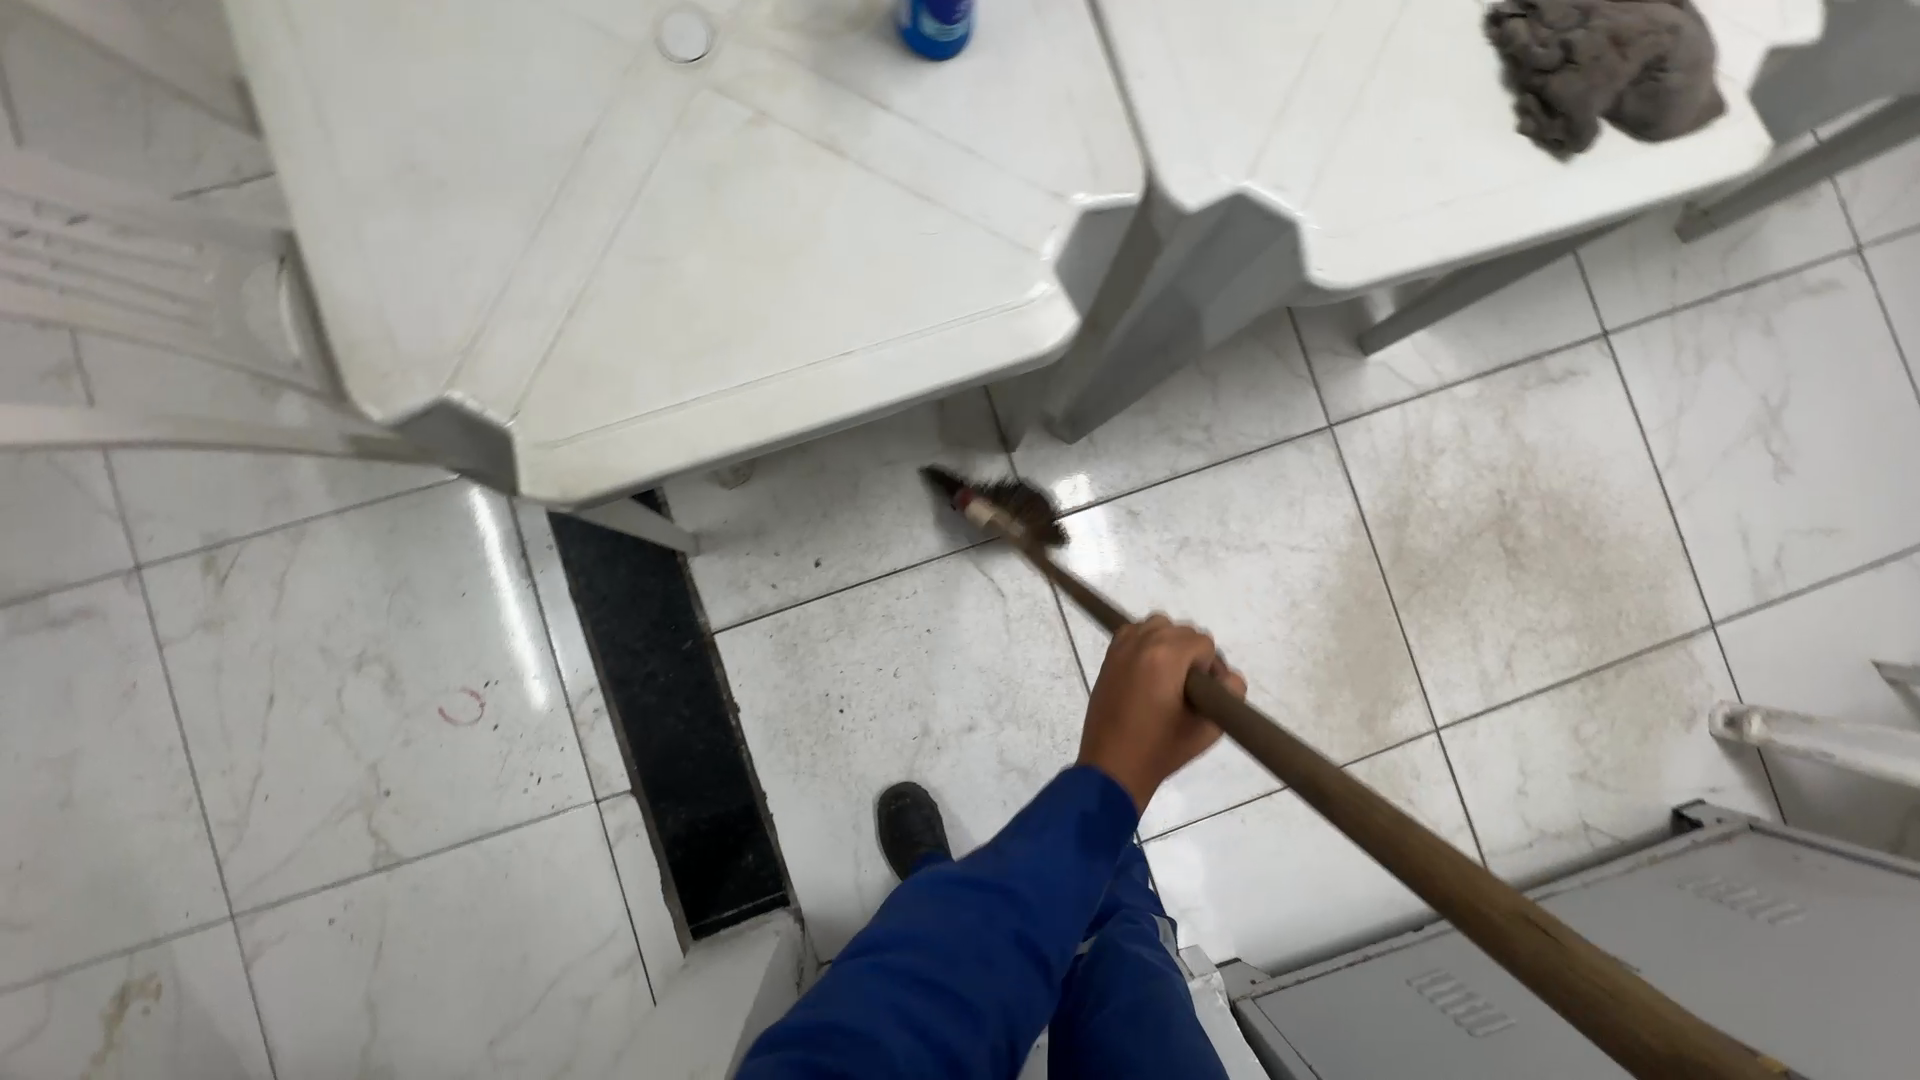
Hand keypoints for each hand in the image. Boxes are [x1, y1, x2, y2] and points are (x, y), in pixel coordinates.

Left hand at [1077, 614, 1247, 813]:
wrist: (1114, 764)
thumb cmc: (1162, 749)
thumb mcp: (1207, 727)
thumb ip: (1230, 694)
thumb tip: (1228, 676)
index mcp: (1166, 656)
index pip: (1204, 642)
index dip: (1211, 667)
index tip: (1204, 693)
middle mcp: (1142, 642)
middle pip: (1182, 630)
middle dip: (1192, 654)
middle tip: (1190, 688)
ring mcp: (1122, 646)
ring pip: (1158, 626)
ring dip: (1170, 644)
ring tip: (1170, 677)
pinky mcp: (1109, 655)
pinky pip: (1135, 632)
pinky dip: (1146, 642)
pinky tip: (1150, 671)